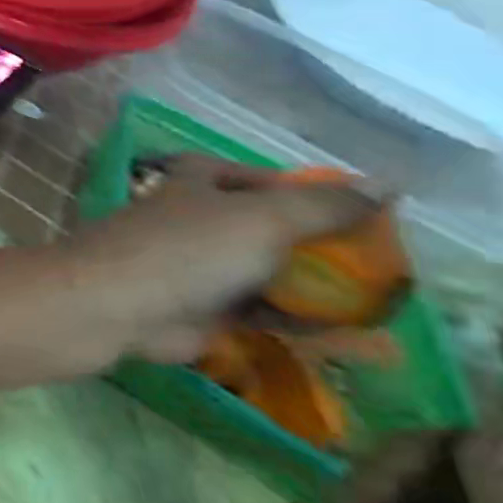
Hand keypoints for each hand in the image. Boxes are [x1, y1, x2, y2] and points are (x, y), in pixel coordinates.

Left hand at [65, 155, 387, 362]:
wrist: (118, 304)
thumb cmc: (186, 249)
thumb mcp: (262, 218)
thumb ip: (320, 204)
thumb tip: (385, 182)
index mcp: (188, 188)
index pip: (225, 170)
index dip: (272, 179)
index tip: (332, 198)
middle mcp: (186, 222)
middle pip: (249, 223)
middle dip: (303, 237)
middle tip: (372, 256)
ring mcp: (191, 267)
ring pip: (258, 269)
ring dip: (309, 281)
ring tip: (377, 294)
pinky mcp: (200, 310)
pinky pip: (259, 311)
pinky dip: (300, 319)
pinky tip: (351, 331)